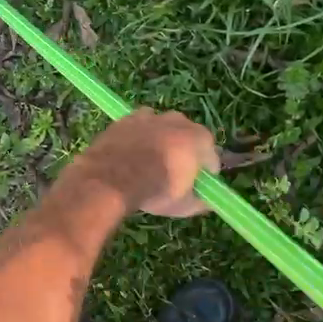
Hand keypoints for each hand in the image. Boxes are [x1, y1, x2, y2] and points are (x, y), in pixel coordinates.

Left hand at [70, 109, 219, 217]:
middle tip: (172, 173)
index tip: (196, 186)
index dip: (204, 173)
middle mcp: (178, 120)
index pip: (210, 157)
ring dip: (160, 141)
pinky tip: (132, 153)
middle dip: (183, 153)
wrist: (112, 178)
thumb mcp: (184, 205)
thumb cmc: (155, 189)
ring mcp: (151, 116)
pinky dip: (138, 137)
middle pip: (187, 138)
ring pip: (162, 129)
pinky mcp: (127, 118)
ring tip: (149, 162)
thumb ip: (201, 202)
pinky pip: (139, 127)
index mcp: (199, 138)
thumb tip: (207, 202)